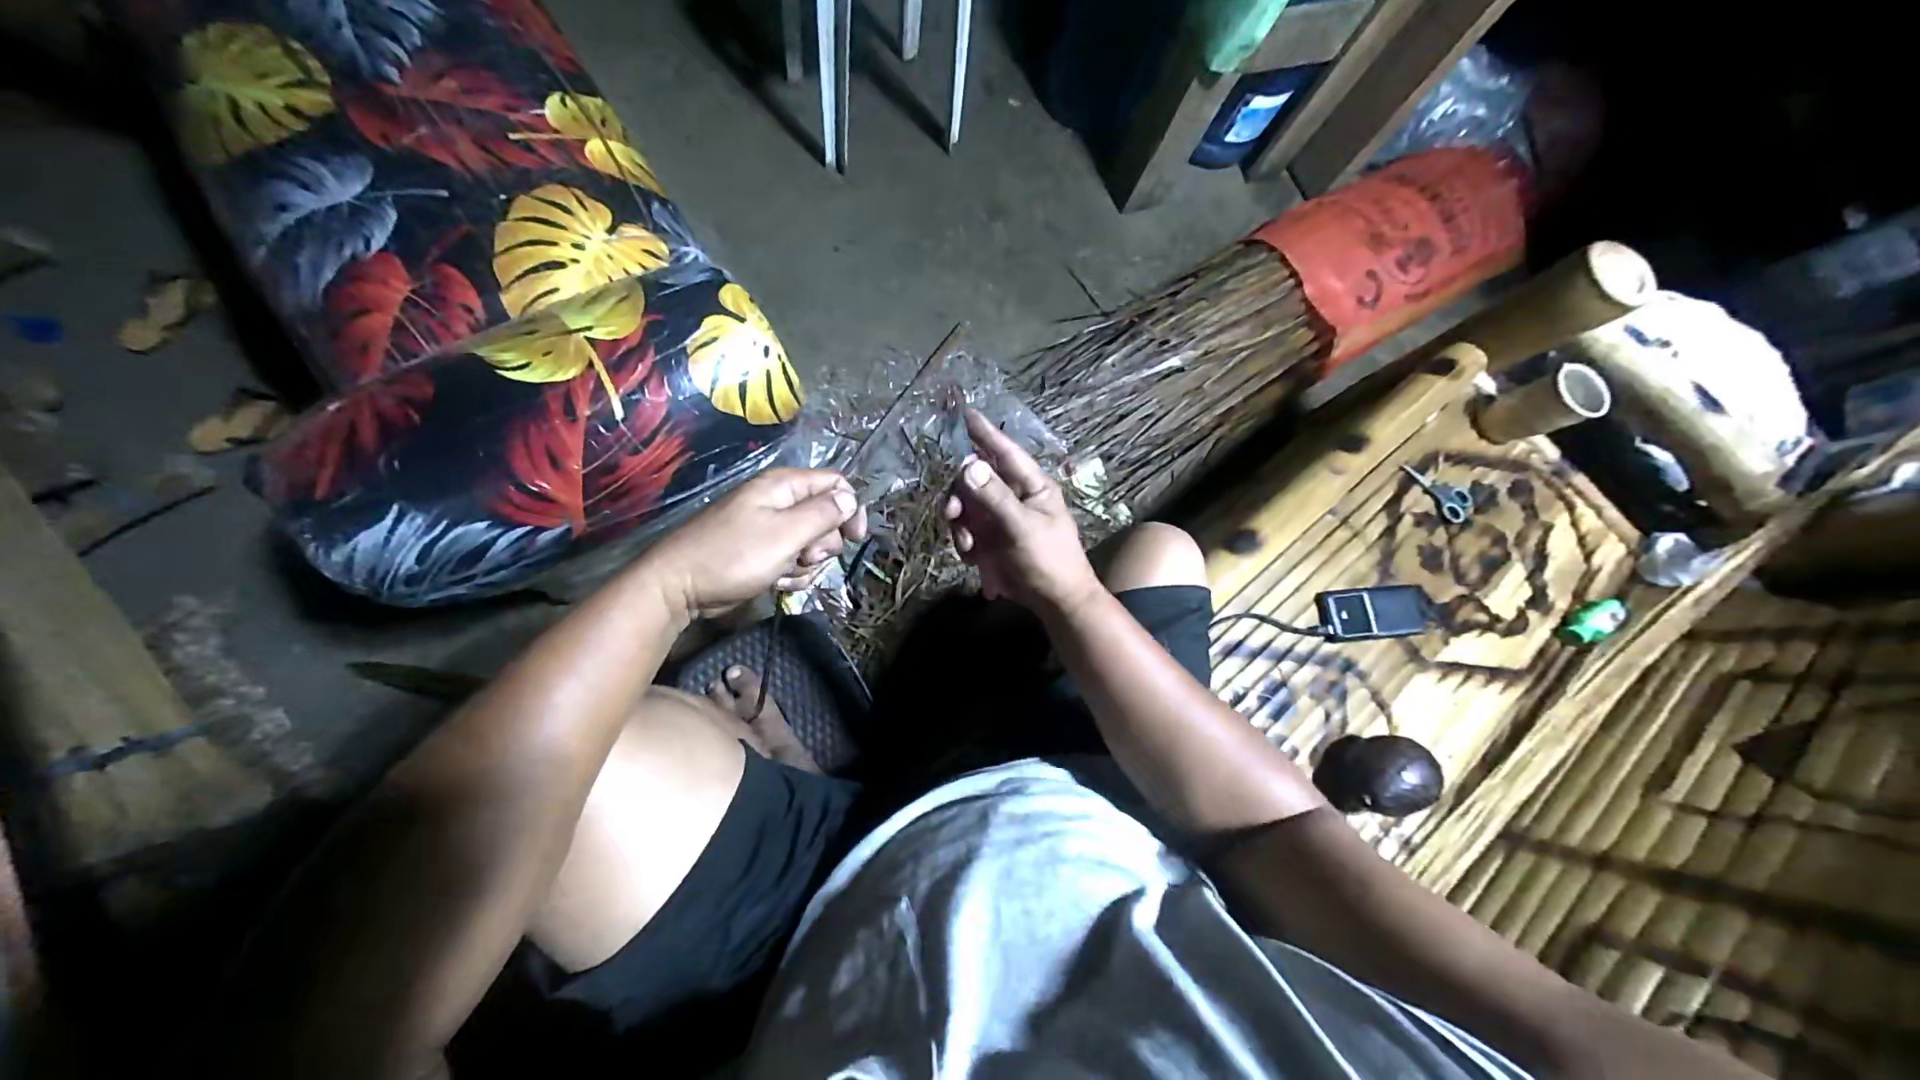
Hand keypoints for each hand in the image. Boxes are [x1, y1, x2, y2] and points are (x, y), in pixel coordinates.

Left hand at [648, 467, 866, 615]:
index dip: (850, 509)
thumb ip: (823, 514)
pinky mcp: (762, 552)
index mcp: (783, 486)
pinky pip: (793, 560)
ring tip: (783, 572)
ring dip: (806, 564)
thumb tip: (850, 500)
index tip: (855, 538)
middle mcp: (778, 502)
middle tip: (805, 557)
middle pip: (826, 517)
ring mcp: (769, 529)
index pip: (836, 485)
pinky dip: (790, 573)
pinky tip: (776, 582)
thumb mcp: (786, 534)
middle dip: (823, 543)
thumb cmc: (734, 556)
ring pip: (811, 544)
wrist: (680, 586)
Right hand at [944, 408, 1101, 615]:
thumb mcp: (1022, 527)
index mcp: (1031, 486)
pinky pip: (966, 530)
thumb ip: (995, 497)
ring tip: (968, 547)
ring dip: (960, 525)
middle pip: (975, 479)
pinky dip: (964, 543)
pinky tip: (973, 559)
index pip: (1005, 451)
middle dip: (960, 496)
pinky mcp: (990, 540)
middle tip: (952, 513)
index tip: (966, 413)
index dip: (985, 433)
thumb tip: (968, 465)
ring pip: (966, 507)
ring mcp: (1000, 518)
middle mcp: (1013, 496)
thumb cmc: (1049, 560)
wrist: (1056, 602)